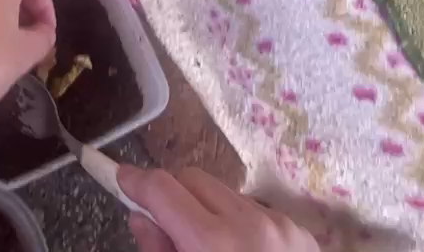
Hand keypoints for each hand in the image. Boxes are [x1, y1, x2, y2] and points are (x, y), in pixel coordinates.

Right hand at [119, 167, 321, 251]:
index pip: (162, 188)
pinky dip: (239, 224)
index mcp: (213, 244)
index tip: (120, 178)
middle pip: (191, 179)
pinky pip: (256, 211)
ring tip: (207, 248)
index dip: (136, 181)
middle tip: (163, 223)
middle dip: (172, 194)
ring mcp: (280, 226)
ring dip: (206, 209)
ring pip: (224, 192)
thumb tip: (141, 219)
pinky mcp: (302, 235)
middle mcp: (248, 223)